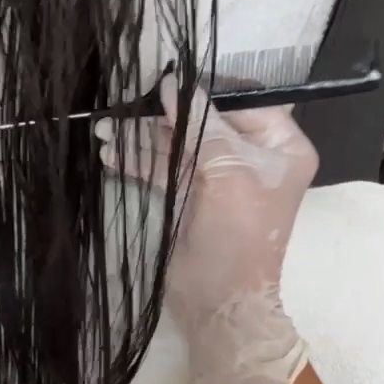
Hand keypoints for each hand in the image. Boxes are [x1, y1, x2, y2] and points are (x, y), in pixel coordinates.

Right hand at [97, 78, 319, 383]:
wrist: (219, 302)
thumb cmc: (237, 236)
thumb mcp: (227, 172)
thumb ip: (201, 125)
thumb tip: (174, 84)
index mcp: (279, 147)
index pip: (243, 102)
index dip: (206, 90)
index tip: (168, 81)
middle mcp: (250, 158)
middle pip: (203, 121)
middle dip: (162, 115)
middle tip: (124, 105)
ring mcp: (217, 178)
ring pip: (177, 146)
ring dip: (142, 138)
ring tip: (104, 130)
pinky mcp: (188, 198)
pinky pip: (163, 170)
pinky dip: (138, 162)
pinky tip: (111, 154)